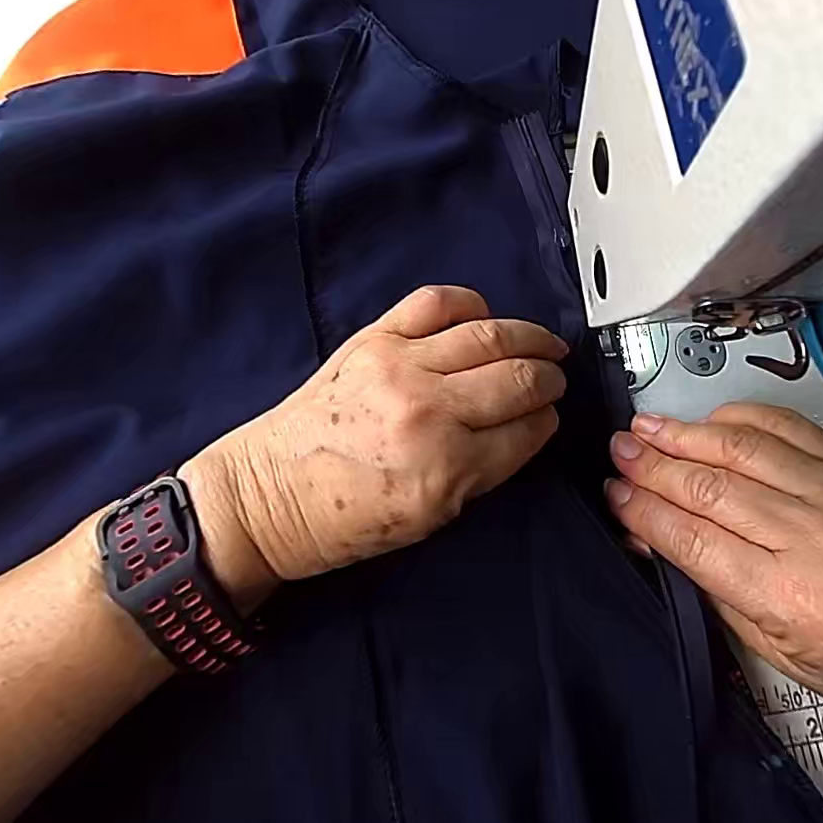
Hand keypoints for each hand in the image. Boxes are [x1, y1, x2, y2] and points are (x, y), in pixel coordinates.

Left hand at [181, 286, 566, 599]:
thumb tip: (518, 429)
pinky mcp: (371, 340)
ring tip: (541, 344)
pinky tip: (483, 314)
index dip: (546, 422)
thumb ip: (481, 470)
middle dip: (547, 378)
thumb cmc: (341, 519)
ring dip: (527, 337)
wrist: (268, 493)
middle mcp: (427, 411)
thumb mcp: (429, 518)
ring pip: (488, 335)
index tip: (549, 416)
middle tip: (553, 379)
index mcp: (446, 470)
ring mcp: (398, 366)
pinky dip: (468, 303)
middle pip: (517, 378)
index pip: (526, 431)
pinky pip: (434, 303)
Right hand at [604, 404, 822, 754]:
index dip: (642, 508)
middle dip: (652, 465)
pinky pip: (784, 427)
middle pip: (709, 487)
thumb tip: (644, 529)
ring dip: (682, 434)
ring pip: (740, 448)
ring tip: (645, 427)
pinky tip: (703, 422)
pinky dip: (735, 418)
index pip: (691, 537)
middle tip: (619, 451)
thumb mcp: (767, 643)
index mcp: (799, 601)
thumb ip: (701, 578)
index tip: (614, 491)